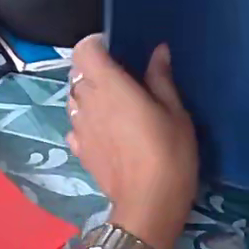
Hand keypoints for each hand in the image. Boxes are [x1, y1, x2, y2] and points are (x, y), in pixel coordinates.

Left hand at [66, 35, 197, 248]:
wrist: (148, 203)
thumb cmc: (168, 153)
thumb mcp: (175, 112)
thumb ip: (160, 78)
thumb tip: (158, 52)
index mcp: (109, 86)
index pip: (84, 50)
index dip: (96, 44)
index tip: (116, 49)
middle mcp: (86, 103)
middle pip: (76, 73)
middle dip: (93, 69)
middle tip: (120, 77)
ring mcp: (78, 128)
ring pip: (73, 99)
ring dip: (87, 95)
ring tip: (113, 104)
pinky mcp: (79, 150)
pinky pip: (74, 126)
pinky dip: (85, 121)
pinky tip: (105, 130)